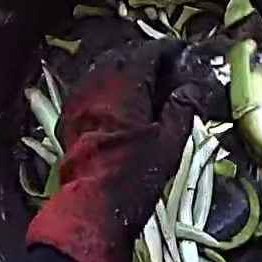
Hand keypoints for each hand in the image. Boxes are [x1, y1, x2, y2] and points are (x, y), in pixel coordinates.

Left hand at [27, 41, 196, 261]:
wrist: (92, 211)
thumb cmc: (133, 178)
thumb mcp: (169, 142)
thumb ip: (182, 108)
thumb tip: (192, 89)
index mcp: (125, 86)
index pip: (148, 52)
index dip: (167, 50)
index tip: (180, 52)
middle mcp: (98, 86)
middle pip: (122, 57)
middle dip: (143, 58)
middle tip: (163, 68)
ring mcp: (79, 101)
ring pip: (102, 71)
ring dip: (122, 71)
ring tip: (142, 83)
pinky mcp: (69, 118)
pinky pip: (88, 90)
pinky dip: (105, 88)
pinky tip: (118, 103)